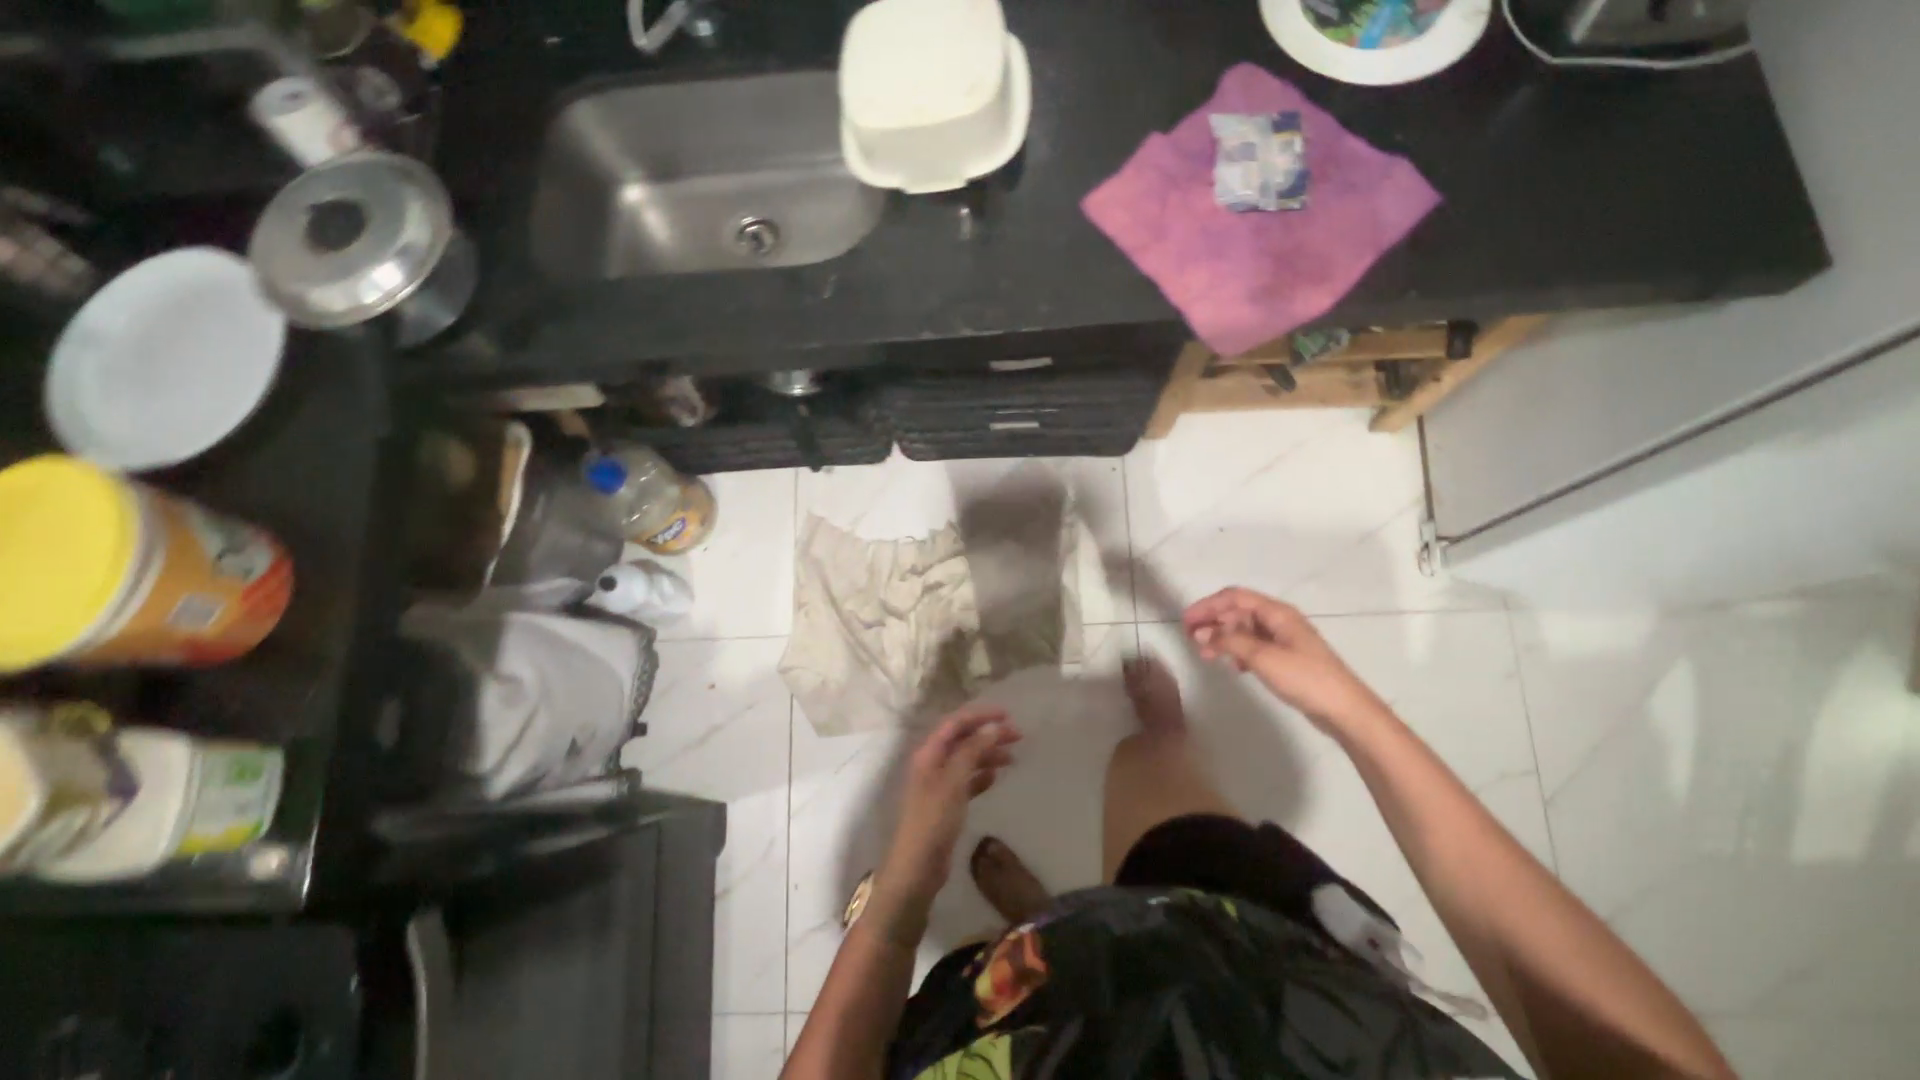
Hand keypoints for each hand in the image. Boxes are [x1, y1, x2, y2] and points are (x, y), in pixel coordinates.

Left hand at [877, 704, 1020, 912]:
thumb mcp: (954, 782)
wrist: (918, 866)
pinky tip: (996, 778)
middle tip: (1018, 736)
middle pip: (962, 740)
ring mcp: (938, 785)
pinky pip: (966, 782)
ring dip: (987, 755)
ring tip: (1012, 758)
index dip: (980, 716)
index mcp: (928, 754)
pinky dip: (981, 776)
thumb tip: (993, 727)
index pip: (955, 723)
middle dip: (988, 734)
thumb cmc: (933, 820)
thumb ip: (972, 751)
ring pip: (966, 760)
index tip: (1008, 716)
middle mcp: (932, 764)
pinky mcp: (946, 804)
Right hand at [1183, 587, 1383, 731]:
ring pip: (1245, 630)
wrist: (1343, 708)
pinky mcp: (1286, 658)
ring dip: (1223, 638)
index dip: (1207, 606)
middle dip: (1213, 622)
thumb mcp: (1263, 657)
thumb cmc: (1305, 678)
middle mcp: (1280, 620)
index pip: (1234, 597)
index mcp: (1277, 613)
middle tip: (1190, 640)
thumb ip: (1230, 642)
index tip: (1186, 622)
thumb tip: (1200, 632)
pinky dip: (1238, 652)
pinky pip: (1254, 647)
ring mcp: (1284, 639)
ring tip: (1206, 656)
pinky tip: (1233, 666)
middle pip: (1238, 612)